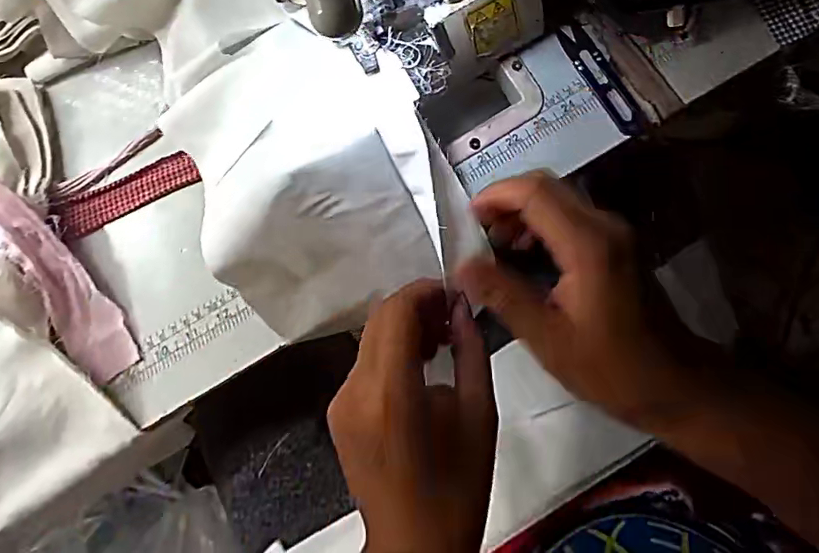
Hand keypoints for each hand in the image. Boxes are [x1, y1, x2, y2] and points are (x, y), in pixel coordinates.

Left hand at [328, 278, 495, 552]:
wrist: (414, 548)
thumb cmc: (455, 491)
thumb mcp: (479, 415)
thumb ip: (471, 351)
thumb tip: (461, 308)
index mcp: (390, 393)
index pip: (397, 311)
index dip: (425, 291)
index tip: (452, 294)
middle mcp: (355, 391)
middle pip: (380, 318)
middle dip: (417, 306)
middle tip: (450, 315)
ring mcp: (341, 402)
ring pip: (371, 336)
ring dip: (404, 326)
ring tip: (440, 341)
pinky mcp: (338, 412)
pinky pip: (365, 361)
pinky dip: (391, 351)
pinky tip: (419, 366)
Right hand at [457, 174, 706, 432]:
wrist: (677, 384)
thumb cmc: (612, 368)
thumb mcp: (549, 339)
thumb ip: (503, 296)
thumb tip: (462, 266)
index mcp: (587, 243)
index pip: (533, 192)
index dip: (495, 196)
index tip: (468, 219)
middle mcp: (603, 224)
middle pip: (545, 185)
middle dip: (506, 200)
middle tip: (479, 231)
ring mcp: (613, 229)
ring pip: (557, 195)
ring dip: (523, 210)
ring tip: (497, 245)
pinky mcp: (617, 240)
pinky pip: (570, 212)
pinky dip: (541, 220)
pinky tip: (526, 253)